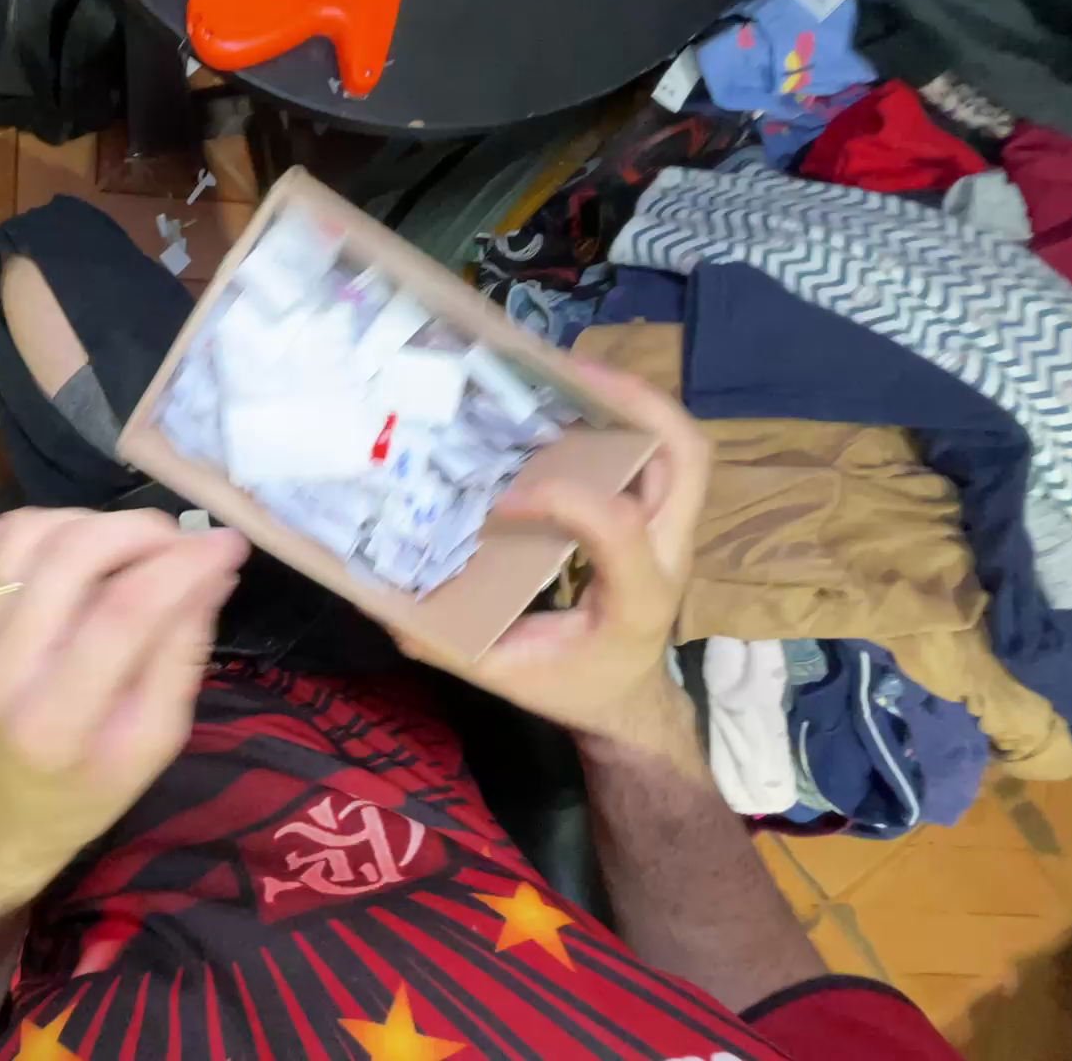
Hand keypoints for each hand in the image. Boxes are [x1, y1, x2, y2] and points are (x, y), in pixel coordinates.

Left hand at [0, 507, 248, 915]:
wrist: (6, 813)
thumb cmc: (90, 789)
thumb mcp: (157, 741)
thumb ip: (184, 653)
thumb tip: (213, 570)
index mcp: (59, 719)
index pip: (126, 611)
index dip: (185, 565)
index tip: (228, 544)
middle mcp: (2, 669)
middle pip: (70, 556)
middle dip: (141, 530)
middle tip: (181, 543)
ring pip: (21, 536)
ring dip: (87, 521)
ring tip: (125, 546)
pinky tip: (33, 544)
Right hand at [403, 357, 711, 744]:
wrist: (626, 698)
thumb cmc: (572, 685)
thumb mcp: (505, 676)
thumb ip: (449, 644)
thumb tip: (386, 603)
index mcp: (635, 600)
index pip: (617, 530)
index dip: (561, 500)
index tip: (499, 503)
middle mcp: (668, 555)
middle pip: (685, 459)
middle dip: (633, 404)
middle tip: (566, 374)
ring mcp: (668, 535)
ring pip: (679, 450)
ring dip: (629, 403)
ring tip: (565, 375)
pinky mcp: (653, 522)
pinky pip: (655, 458)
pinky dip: (620, 421)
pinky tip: (565, 409)